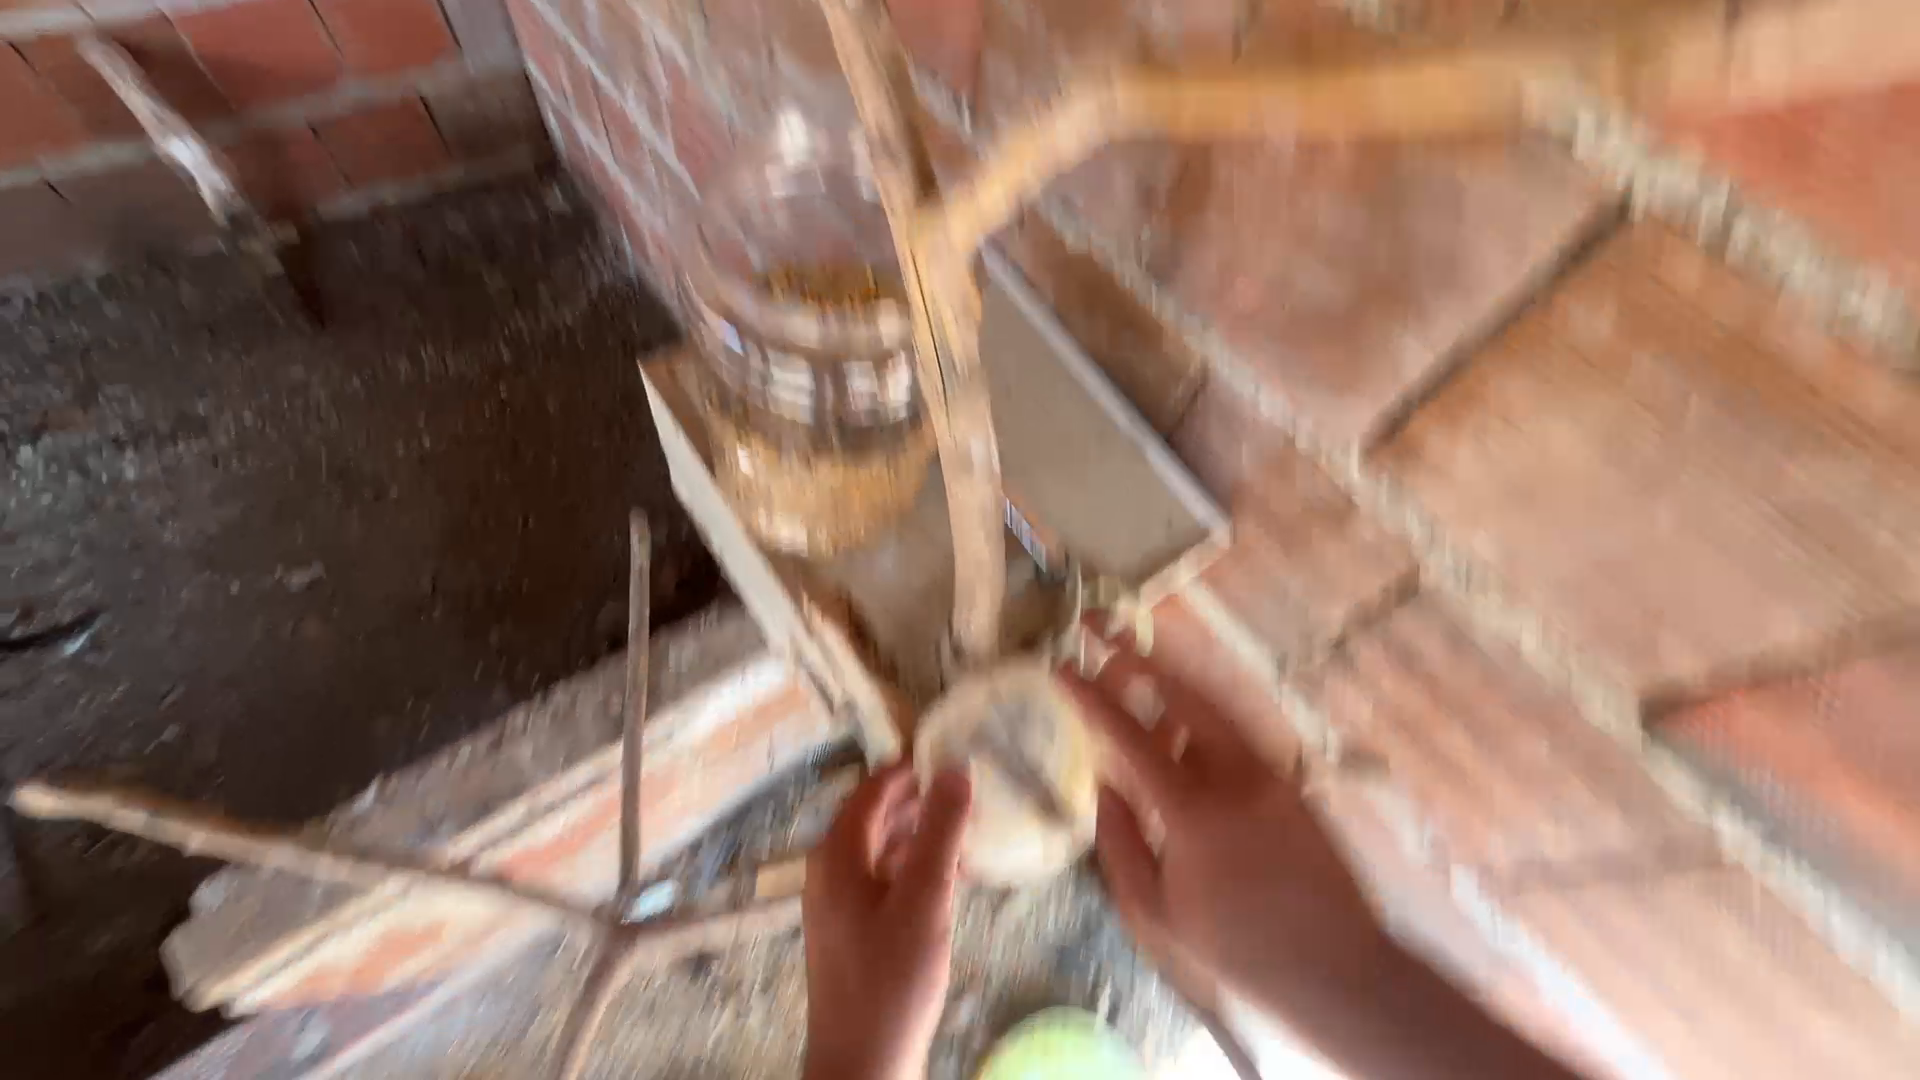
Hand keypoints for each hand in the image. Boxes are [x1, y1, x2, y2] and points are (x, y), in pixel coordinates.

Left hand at [802, 763, 972, 1079]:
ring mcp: (839, 904)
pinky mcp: (853, 931)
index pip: (871, 790)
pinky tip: (949, 878)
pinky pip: (883, 880)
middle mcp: (830, 872)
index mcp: (837, 856)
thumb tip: (955, 769)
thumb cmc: (892, 978)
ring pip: (881, 850)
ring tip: (964, 830)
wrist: (862, 1069)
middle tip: (963, 790)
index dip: (907, 769)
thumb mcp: (924, 899)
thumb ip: (941, 832)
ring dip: (919, 834)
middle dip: (917, 801)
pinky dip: (914, 868)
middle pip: (874, 817)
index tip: (948, 753)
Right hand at [1059, 646, 1387, 1013]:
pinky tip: (1179, 722)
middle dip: (1136, 652)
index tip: (1064, 667)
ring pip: (1212, 698)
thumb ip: (1118, 842)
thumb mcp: (1157, 912)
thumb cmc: (1238, 947)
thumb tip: (1103, 783)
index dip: (1092, 696)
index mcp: (1193, 809)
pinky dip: (1199, 707)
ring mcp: (1269, 769)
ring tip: (1133, 658)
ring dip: (1169, 672)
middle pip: (1181, 689)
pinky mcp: (1288, 776)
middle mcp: (1235, 773)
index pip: (1130, 734)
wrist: (1341, 969)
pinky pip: (1235, 724)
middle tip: (1101, 628)